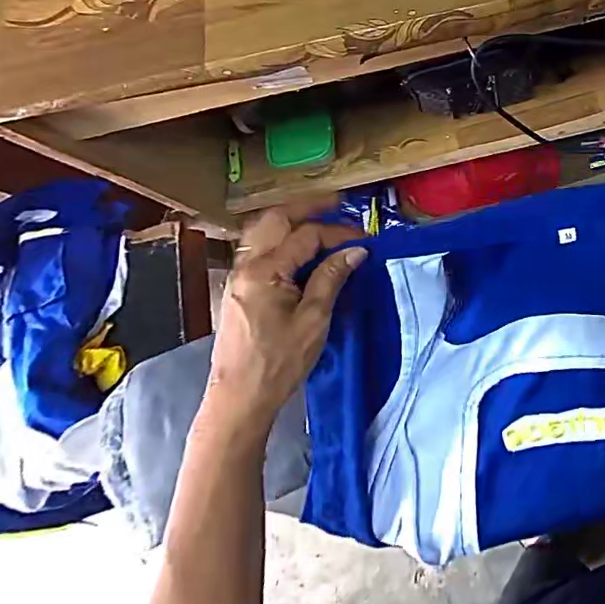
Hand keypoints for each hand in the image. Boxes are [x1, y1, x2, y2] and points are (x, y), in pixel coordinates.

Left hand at [206, 197, 367, 424]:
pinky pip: (260, 251)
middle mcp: (246, 268)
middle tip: (338, 205)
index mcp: (264, 272)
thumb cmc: (280, 360)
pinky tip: (302, 249)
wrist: (239, 397)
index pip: (306, 236)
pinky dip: (282, 240)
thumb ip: (332, 277)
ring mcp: (237, 278)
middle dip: (308, 209)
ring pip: (262, 233)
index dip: (339, 233)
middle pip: (274, 221)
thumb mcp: (315, 318)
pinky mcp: (239, 290)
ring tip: (322, 222)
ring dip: (292, 222)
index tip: (366, 240)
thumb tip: (355, 250)